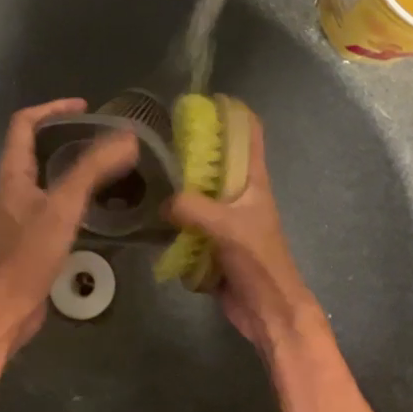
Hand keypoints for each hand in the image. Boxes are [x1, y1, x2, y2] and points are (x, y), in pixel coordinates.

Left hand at [0, 98, 138, 383]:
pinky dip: (74, 199)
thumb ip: (92, 170)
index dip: (52, 108)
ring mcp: (17, 217)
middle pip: (35, 150)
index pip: (24, 124)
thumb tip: (127, 136)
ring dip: (73, 169)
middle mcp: (10, 190)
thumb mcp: (62, 208)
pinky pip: (52, 207)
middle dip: (68, 137)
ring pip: (45, 180)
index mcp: (11, 174)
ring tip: (109, 169)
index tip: (85, 107)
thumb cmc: (24, 257)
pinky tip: (98, 211)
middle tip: (105, 139)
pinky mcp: (27, 241)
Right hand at [165, 115, 325, 355]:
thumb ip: (192, 208)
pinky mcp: (212, 244)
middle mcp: (239, 195)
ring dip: (177, 186)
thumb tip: (162, 203)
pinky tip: (147, 215)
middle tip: (156, 137)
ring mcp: (225, 220)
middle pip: (216, 161)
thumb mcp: (226, 227)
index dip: (232, 112)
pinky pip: (188, 224)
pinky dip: (172, 220)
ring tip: (144, 173)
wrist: (267, 310)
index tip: (203, 100)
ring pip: (198, 193)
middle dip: (191, 149)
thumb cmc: (258, 261)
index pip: (249, 134)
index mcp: (253, 181)